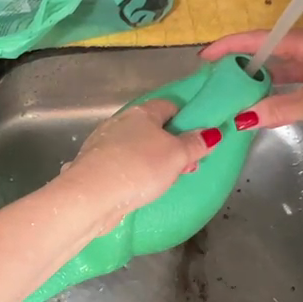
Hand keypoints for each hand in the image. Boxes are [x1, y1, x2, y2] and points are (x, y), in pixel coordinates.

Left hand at [54, 100, 220, 223]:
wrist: (92, 196)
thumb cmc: (139, 168)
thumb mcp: (177, 155)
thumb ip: (195, 143)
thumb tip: (210, 133)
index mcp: (141, 113)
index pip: (168, 105)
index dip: (185, 118)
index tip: (198, 136)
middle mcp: (119, 123)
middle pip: (152, 129)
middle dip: (171, 145)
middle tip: (187, 165)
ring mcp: (103, 144)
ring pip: (135, 148)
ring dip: (152, 161)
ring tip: (166, 181)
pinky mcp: (93, 166)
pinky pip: (121, 165)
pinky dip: (133, 173)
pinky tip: (139, 188)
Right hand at [200, 28, 302, 145]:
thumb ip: (276, 109)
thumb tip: (240, 119)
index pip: (262, 39)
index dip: (230, 47)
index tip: (204, 56)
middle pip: (272, 50)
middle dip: (243, 63)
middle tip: (214, 76)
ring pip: (287, 65)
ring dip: (263, 77)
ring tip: (233, 89)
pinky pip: (300, 77)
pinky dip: (281, 87)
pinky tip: (266, 100)